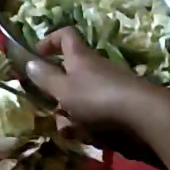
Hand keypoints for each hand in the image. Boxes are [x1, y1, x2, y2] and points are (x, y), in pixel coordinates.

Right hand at [23, 28, 169, 129]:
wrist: (140, 112)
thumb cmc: (96, 97)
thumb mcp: (63, 89)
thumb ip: (45, 77)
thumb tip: (29, 62)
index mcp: (80, 56)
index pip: (65, 35)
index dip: (49, 40)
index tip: (37, 54)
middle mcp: (96, 64)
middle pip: (72, 69)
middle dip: (59, 89)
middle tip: (52, 106)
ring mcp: (111, 81)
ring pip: (83, 93)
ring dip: (73, 110)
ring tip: (70, 129)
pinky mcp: (122, 99)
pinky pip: (98, 106)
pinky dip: (89, 119)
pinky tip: (89, 134)